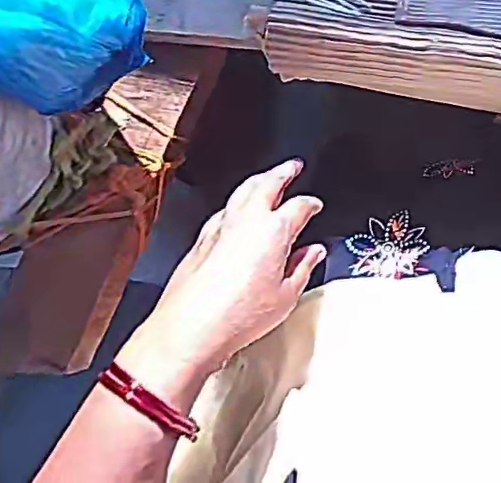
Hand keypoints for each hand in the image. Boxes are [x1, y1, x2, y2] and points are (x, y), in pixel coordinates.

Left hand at [117, 160, 325, 400]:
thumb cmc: (234, 319)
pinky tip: (236, 209)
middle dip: (284, 171)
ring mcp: (221, 227)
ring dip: (258, 180)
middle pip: (269, 183)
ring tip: (266, 177)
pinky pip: (223, 209)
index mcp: (275, 231)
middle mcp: (248, 221)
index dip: (312, 204)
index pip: (300, 206)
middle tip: (292, 167)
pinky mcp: (200, 240)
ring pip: (243, 190)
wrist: (185, 334)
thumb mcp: (286, 297)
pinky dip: (235, 202)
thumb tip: (313, 253)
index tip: (315, 206)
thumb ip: (303, 268)